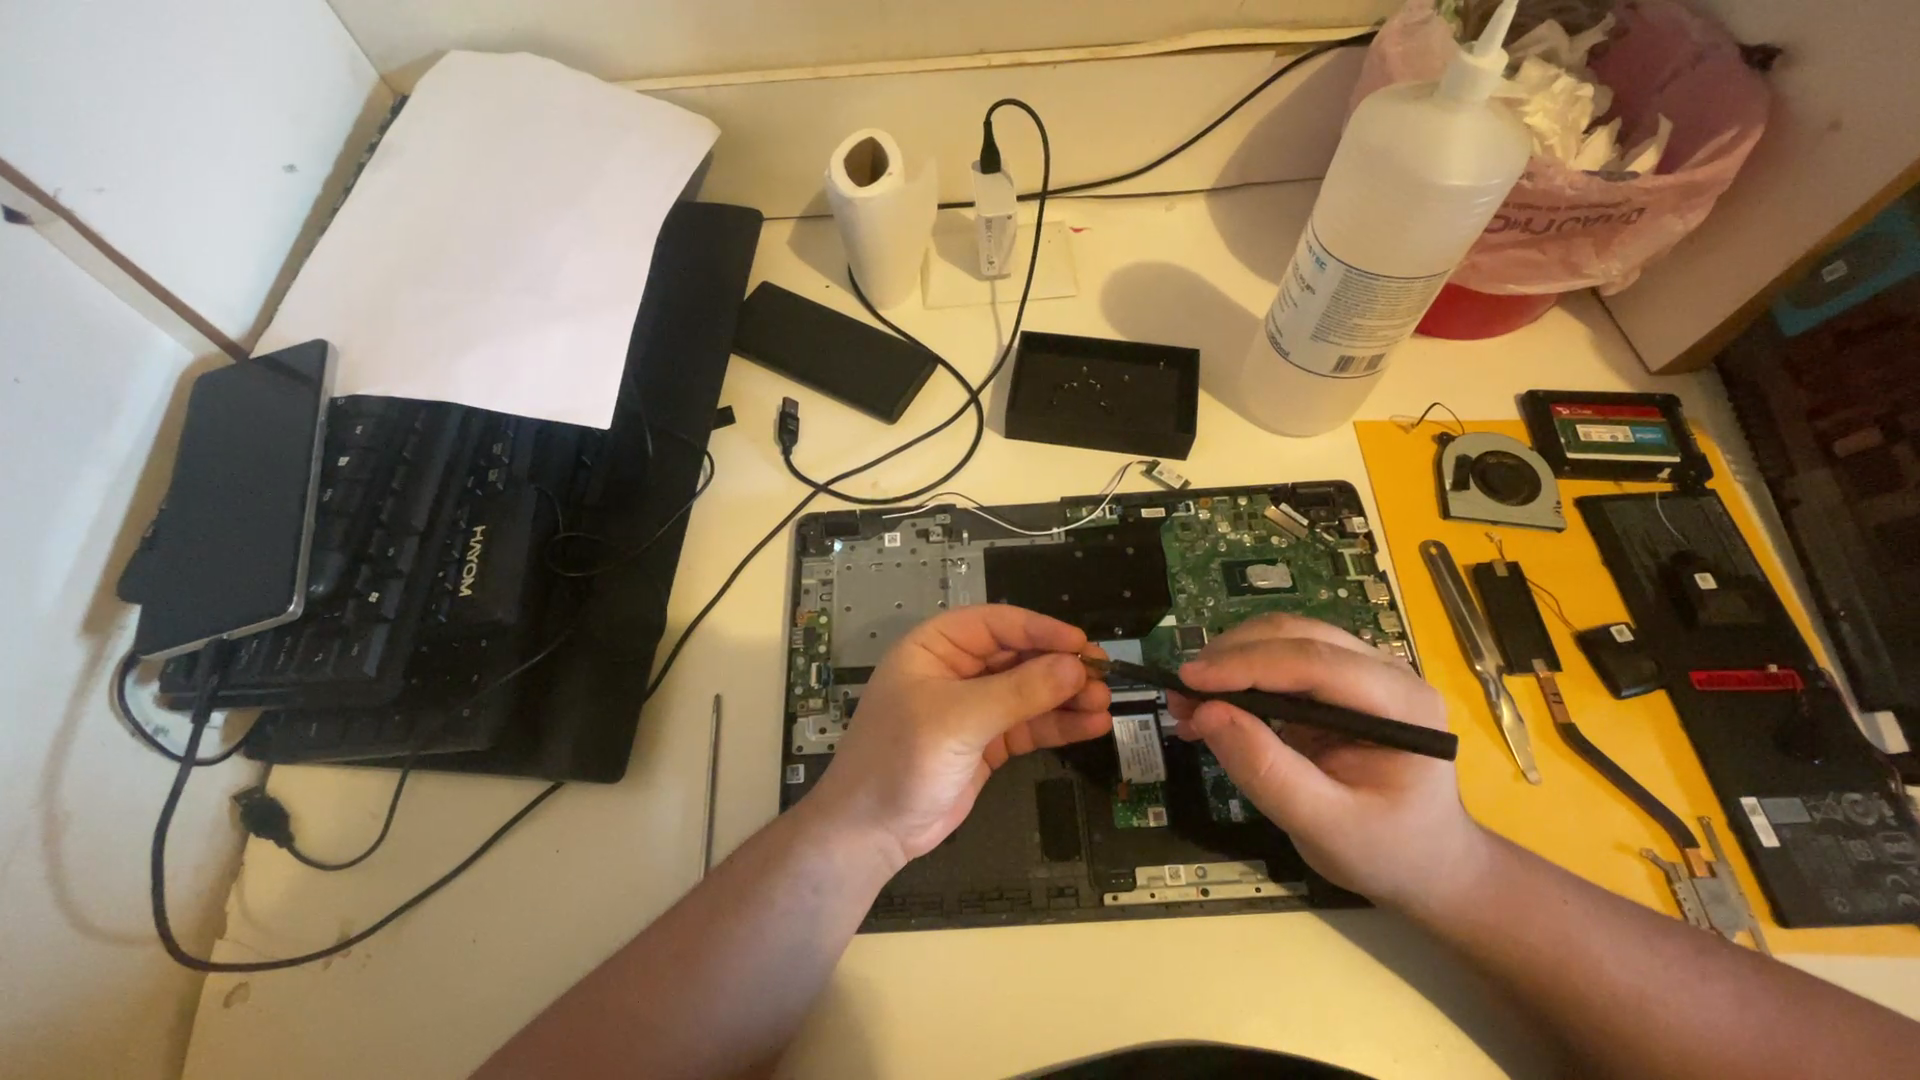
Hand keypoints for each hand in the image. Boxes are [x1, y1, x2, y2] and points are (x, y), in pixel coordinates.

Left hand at [805, 605, 1112, 866]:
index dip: (1040, 630)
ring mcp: (973, 708)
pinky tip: (1091, 726)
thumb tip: (1074, 667)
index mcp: (936, 648)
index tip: (1081, 645)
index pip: (996, 624)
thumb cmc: (901, 759)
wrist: (871, 831)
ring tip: (1103, 704)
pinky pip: (1029, 725)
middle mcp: (957, 671)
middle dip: (1060, 667)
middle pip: (1018, 656)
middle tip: (1102, 676)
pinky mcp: (986, 742)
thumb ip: (1018, 691)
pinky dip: (1058, 725)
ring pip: (1029, 691)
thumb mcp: (958, 718)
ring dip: (1066, 697)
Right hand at [1169, 614, 1485, 909]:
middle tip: (1179, 693)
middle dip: (1231, 657)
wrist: (1425, 865)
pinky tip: (1208, 708)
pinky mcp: (1335, 685)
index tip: (1189, 681)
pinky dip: (1237, 678)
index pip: (1316, 663)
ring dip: (1228, 662)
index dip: (1248, 664)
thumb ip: (1267, 771)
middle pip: (1297, 637)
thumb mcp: (1324, 826)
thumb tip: (1207, 714)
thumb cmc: (1386, 852)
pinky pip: (1279, 664)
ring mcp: (1362, 674)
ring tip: (1186, 702)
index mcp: (1402, 706)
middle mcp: (1386, 673)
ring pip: (1283, 639)